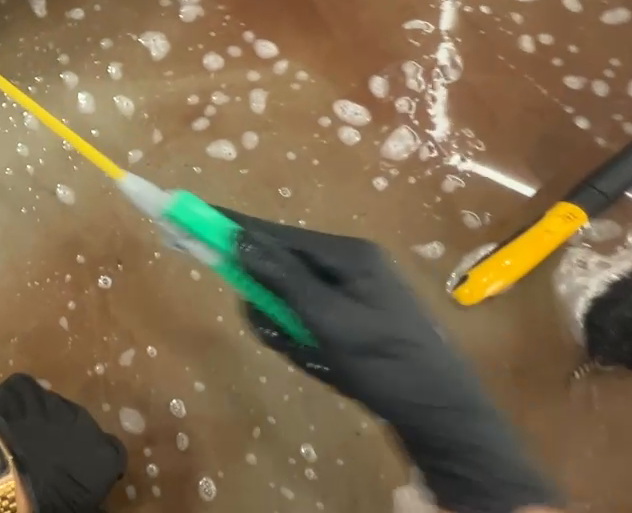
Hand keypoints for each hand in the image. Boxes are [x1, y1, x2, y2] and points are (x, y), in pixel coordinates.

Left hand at [0, 373, 124, 512]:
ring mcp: (54, 400)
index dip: (100, 460)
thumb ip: (95, 504)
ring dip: (45, 419)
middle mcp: (84, 421)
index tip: (89, 471)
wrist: (4, 474)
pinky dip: (20, 400)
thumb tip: (100, 507)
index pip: (114, 452)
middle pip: (82, 427)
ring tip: (28, 437)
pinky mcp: (25, 387)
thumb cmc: (48, 501)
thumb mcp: (81, 510)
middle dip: (70, 438)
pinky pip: (26, 390)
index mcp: (104, 454)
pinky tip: (10, 416)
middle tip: (53, 455)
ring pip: (54, 408)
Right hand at [228, 213, 560, 512]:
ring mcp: (347, 289)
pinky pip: (299, 312)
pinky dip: (295, 334)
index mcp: (345, 254)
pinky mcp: (347, 314)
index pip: (270, 231)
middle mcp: (344, 262)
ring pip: (282, 292)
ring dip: (281, 321)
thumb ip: (282, 277)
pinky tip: (317, 358)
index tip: (185, 212)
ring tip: (307, 352)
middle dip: (264, 294)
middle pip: (275, 262)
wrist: (446, 420)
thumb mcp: (330, 320)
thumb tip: (237, 239)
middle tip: (271, 322)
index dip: (226, 224)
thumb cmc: (388, 364)